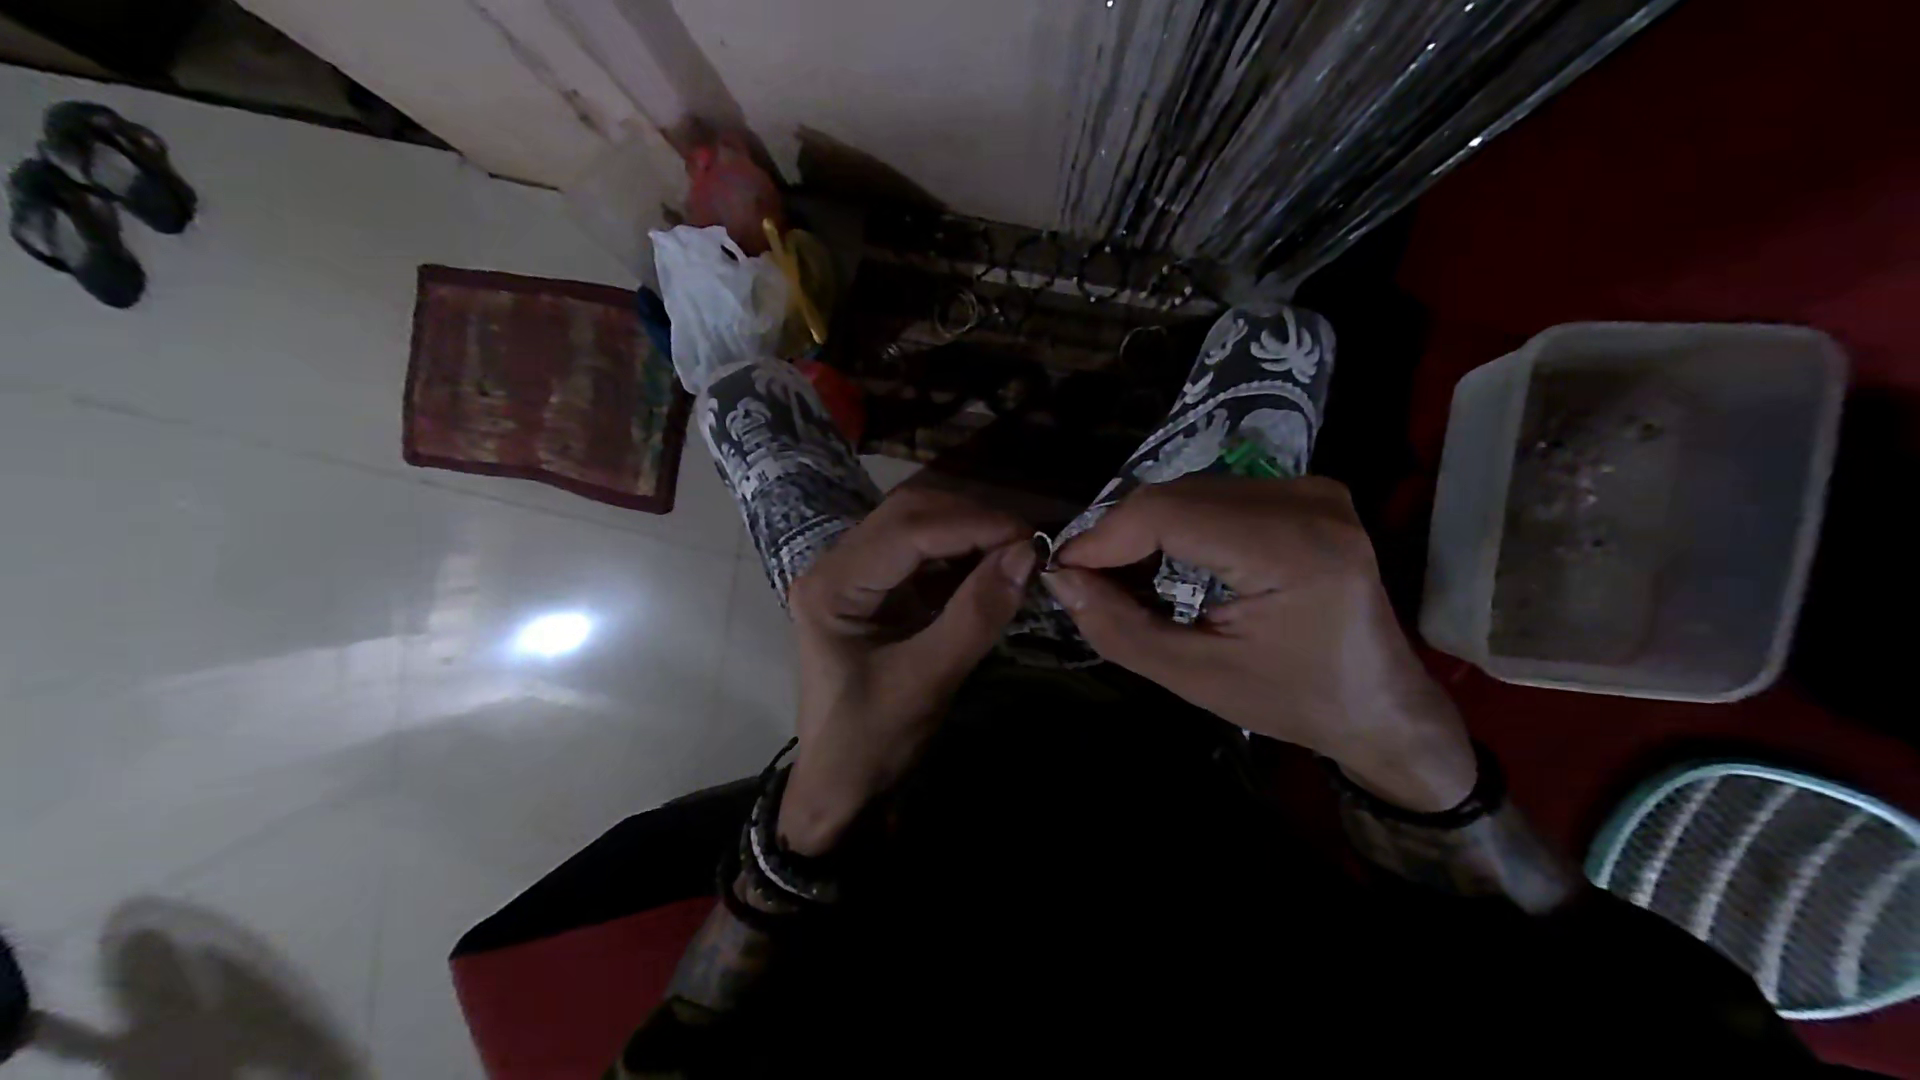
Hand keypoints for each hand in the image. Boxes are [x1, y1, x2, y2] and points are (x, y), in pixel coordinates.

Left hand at [779, 488, 1036, 854]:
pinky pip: (924, 554)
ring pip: (917, 526)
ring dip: (969, 531)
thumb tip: (1027, 555)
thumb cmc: (871, 742)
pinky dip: (963, 554)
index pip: (906, 530)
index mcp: (832, 585)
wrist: (840, 785)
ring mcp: (855, 574)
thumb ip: (976, 615)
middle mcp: (836, 565)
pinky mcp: (877, 589)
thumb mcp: (927, 682)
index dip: (971, 525)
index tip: (1029, 537)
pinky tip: (995, 563)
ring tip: (1018, 549)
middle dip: (971, 519)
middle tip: (1028, 541)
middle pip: (908, 514)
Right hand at [1043, 476, 1475, 811]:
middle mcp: (1307, 500)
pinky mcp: (1306, 492)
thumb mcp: (1197, 678)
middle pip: (1175, 495)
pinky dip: (1176, 524)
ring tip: (1121, 576)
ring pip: (1189, 490)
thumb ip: (1120, 628)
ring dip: (1144, 530)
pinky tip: (1163, 562)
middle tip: (1087, 580)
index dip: (1104, 536)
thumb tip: (1061, 580)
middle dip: (1120, 536)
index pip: (1169, 513)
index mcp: (1293, 549)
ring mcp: (1311, 489)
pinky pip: (1214, 495)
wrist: (1380, 703)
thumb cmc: (1294, 700)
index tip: (1064, 570)